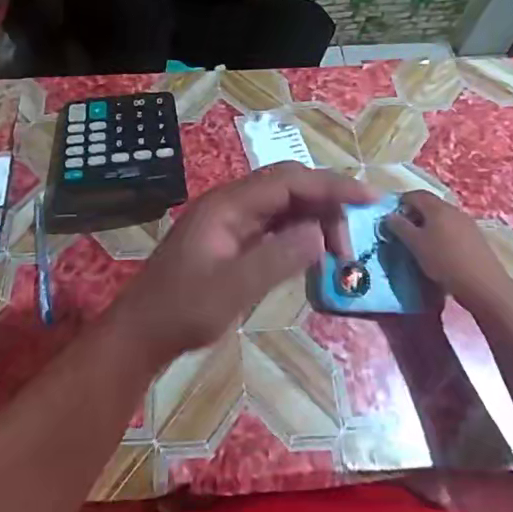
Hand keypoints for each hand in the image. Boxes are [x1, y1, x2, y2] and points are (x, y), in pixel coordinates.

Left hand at [106, 163, 377, 363]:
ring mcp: (230, 221)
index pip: (287, 181)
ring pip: (283, 205)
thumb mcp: (233, 289)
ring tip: (341, 251)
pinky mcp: (232, 240)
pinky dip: (299, 234)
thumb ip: (277, 258)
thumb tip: (320, 232)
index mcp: (227, 205)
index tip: (369, 198)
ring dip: (314, 219)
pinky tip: (315, 253)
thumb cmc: (183, 310)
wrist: (143, 330)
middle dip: (326, 203)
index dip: (330, 185)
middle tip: (353, 240)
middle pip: (287, 187)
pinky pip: (273, 225)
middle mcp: (230, 204)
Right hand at [385, 191, 512, 311]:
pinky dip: (442, 235)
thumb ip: (400, 227)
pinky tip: (439, 253)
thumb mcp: (415, 245)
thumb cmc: (444, 261)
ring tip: (420, 244)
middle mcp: (454, 210)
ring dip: (428, 227)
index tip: (391, 218)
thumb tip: (390, 215)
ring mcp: (468, 224)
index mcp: (437, 207)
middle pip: (430, 205)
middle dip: (414, 215)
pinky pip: (453, 230)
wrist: (484, 286)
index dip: (400, 202)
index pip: (415, 194)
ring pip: (442, 218)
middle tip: (403, 232)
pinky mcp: (477, 239)